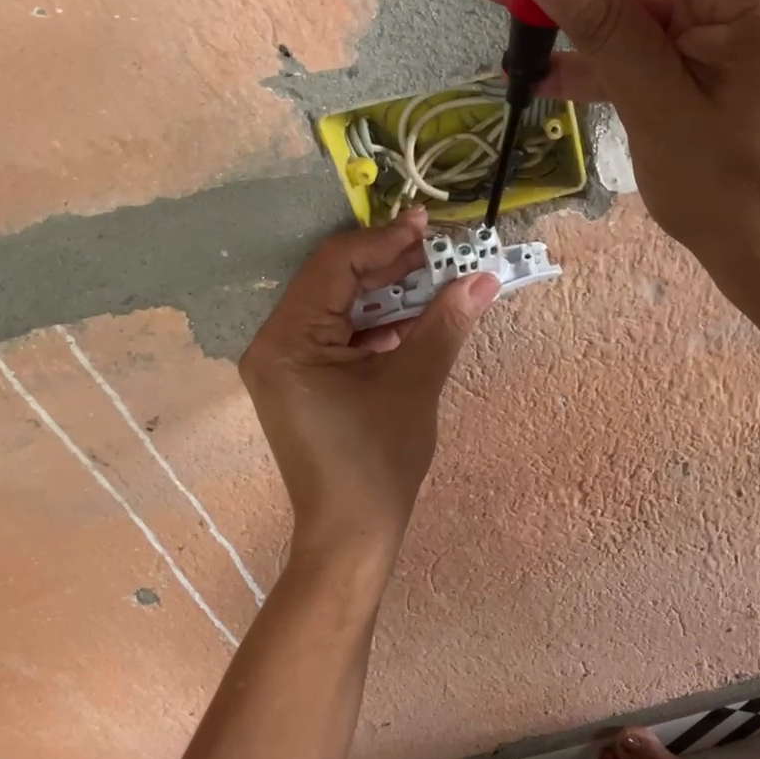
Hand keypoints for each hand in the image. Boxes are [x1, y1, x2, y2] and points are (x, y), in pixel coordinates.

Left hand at [237, 209, 498, 560]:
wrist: (352, 533)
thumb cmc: (377, 462)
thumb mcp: (415, 384)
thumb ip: (445, 323)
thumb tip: (484, 278)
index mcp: (288, 341)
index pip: (335, 266)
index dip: (385, 240)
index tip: (429, 225)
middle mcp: (275, 343)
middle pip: (334, 280)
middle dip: (391, 264)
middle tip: (442, 250)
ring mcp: (287, 362)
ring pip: (340, 304)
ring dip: (388, 290)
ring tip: (437, 277)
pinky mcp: (304, 378)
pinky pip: (341, 331)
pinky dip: (379, 320)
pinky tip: (417, 314)